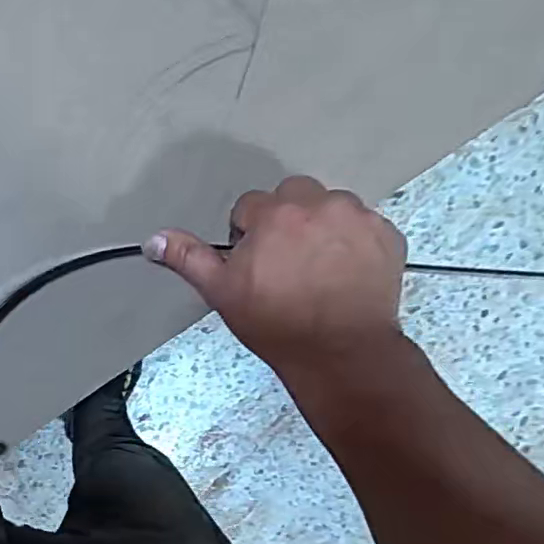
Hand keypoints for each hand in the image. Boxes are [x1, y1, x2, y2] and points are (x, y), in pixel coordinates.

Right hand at [147, 175, 407, 379]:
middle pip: (294, 194)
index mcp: (275, 215)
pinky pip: (362, 223)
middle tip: (280, 257)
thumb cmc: (276, 320)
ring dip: (318, 224)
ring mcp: (359, 220)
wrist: (338, 349)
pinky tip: (338, 270)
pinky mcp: (387, 236)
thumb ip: (188, 257)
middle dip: (284, 217)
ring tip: (311, 264)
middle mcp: (320, 207)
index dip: (246, 232)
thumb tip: (156, 240)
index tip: (251, 258)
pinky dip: (350, 239)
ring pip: (329, 205)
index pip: (250, 204)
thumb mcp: (219, 290)